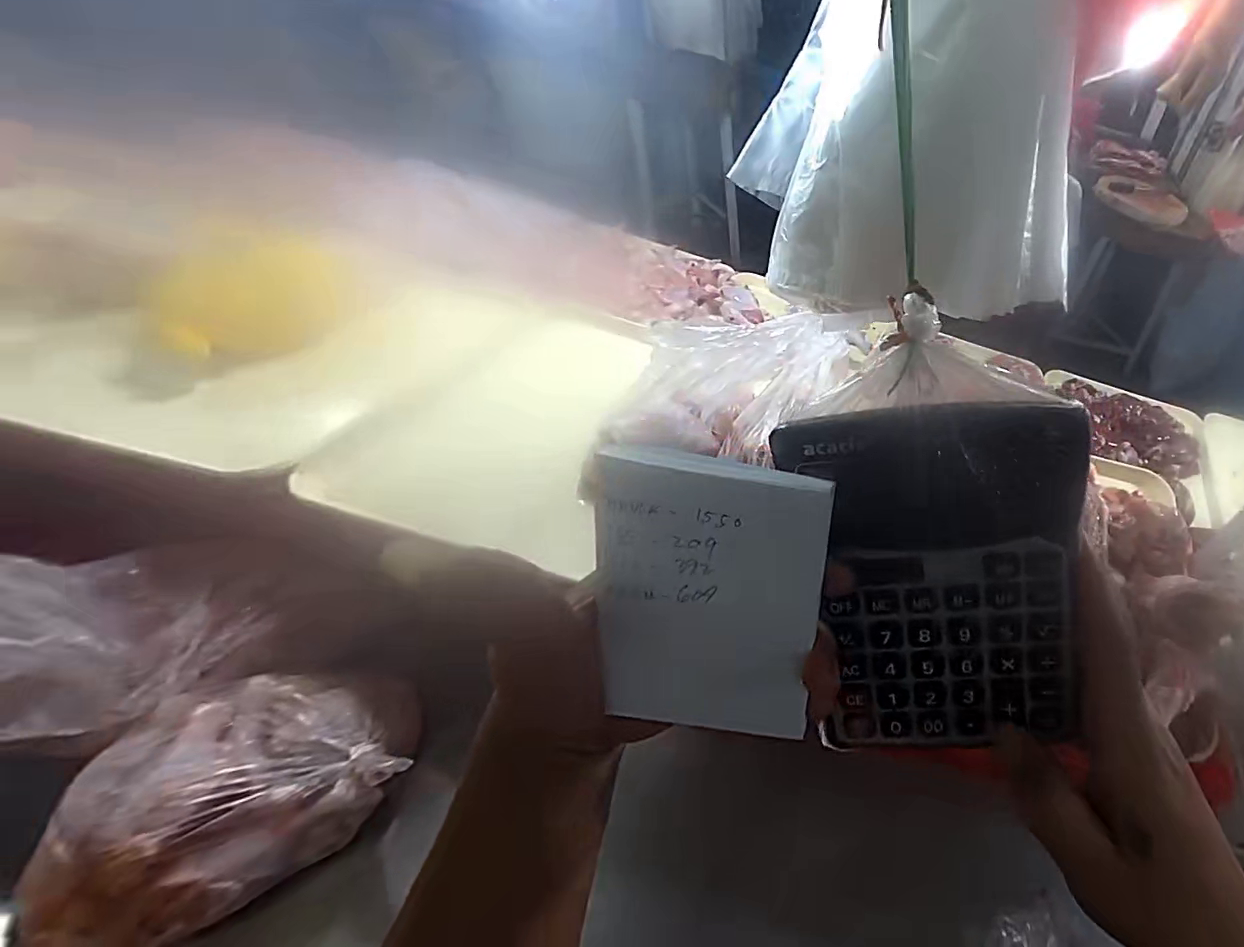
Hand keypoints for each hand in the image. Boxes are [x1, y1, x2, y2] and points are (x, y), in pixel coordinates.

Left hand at [383, 541, 841, 756]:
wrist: (567, 738)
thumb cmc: (547, 669)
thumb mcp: (519, 624)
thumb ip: (487, 589)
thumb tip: (402, 555)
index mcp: (666, 553)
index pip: (724, 513)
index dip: (766, 509)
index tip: (797, 518)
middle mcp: (705, 576)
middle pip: (772, 561)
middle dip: (812, 569)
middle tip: (838, 584)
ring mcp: (725, 619)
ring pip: (785, 612)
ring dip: (815, 633)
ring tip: (822, 671)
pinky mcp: (736, 660)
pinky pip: (781, 658)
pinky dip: (806, 673)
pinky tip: (816, 696)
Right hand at [995, 542, 1243, 946]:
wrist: (1222, 944)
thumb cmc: (1160, 904)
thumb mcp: (1093, 868)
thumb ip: (1049, 798)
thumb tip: (1004, 725)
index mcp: (1131, 742)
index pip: (1111, 650)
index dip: (1094, 592)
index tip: (1072, 542)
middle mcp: (1141, 724)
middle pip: (1108, 643)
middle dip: (1077, 591)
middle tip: (1027, 556)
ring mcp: (1144, 735)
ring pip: (1106, 664)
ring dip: (1074, 621)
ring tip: (1026, 593)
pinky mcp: (1140, 750)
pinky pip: (1101, 690)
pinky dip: (1074, 660)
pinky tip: (1043, 664)